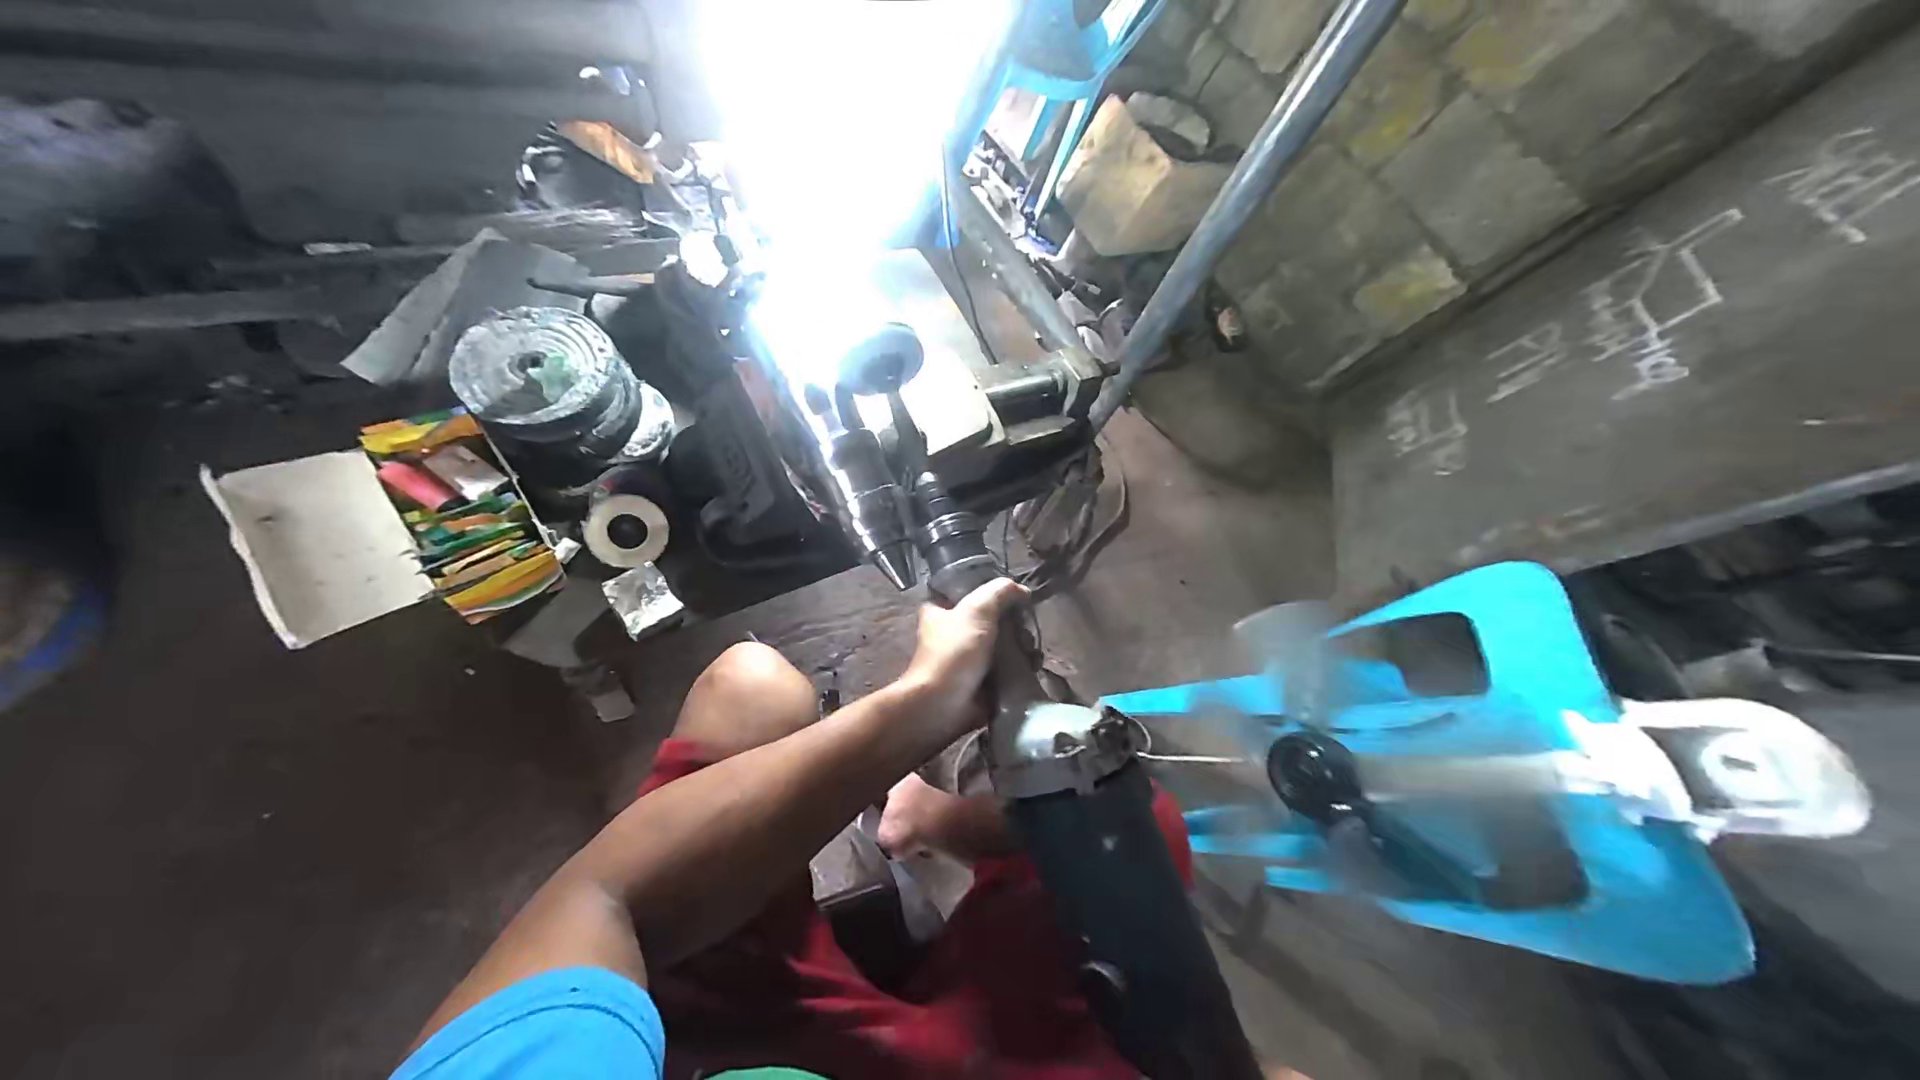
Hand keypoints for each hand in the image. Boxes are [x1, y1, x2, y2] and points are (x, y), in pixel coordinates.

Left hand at [898, 577, 1027, 740]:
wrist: (944, 705)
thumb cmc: (954, 651)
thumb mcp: (977, 609)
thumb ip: (1001, 592)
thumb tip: (1023, 591)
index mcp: (940, 610)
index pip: (966, 590)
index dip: (989, 591)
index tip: (1012, 596)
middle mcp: (952, 632)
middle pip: (992, 618)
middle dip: (1014, 623)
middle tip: (1024, 630)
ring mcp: (968, 658)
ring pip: (1002, 643)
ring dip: (1021, 646)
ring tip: (1031, 651)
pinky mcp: (982, 680)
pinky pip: (1007, 668)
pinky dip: (1021, 667)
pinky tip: (1032, 665)